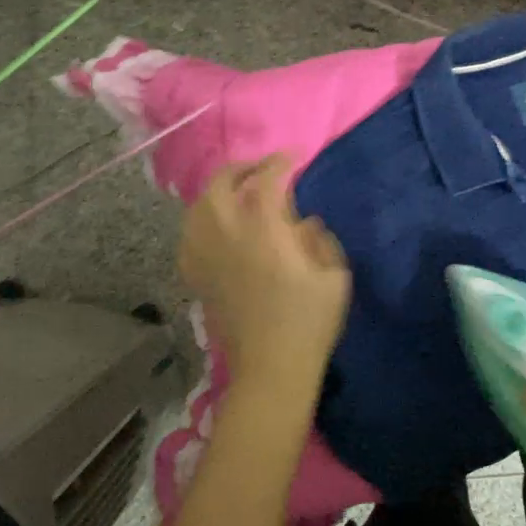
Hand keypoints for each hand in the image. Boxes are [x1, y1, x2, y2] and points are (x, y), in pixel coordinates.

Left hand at [177, 154, 350, 394]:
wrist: (271, 368)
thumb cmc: (310, 321)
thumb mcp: (334, 276)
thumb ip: (320, 240)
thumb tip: (304, 223)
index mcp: (264, 228)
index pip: (267, 178)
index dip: (280, 162)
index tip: (293, 158)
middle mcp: (227, 232)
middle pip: (222, 183)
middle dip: (243, 169)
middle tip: (263, 171)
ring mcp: (205, 254)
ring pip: (199, 205)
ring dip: (219, 191)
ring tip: (239, 194)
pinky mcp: (196, 275)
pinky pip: (190, 233)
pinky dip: (203, 220)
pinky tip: (218, 228)